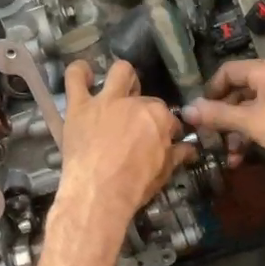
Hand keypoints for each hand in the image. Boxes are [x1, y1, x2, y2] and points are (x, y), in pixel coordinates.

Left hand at [58, 60, 194, 219]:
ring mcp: (105, 101)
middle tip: (136, 120)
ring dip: (122, 78)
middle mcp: (134, 102)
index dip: (165, 128)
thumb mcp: (163, 173)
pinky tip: (84, 74)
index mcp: (158, 116)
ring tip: (118, 90)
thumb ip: (176, 155)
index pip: (167, 116)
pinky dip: (80, 72)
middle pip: (144, 94)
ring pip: (119, 71)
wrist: (98, 194)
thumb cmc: (134, 186)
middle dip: (144, 104)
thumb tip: (189, 149)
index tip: (162, 139)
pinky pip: (75, 78)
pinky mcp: (79, 107)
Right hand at [181, 59, 264, 173]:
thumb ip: (218, 115)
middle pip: (238, 92)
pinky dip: (251, 134)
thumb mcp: (251, 122)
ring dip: (236, 132)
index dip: (210, 91)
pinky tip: (242, 157)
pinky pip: (264, 118)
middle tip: (209, 137)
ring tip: (228, 155)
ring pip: (250, 109)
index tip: (199, 113)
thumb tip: (186, 110)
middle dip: (222, 117)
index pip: (227, 71)